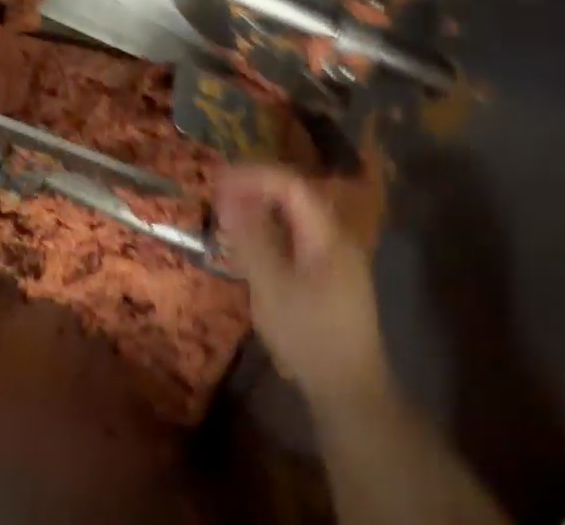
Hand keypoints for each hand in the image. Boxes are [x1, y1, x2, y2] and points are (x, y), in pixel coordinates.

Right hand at [214, 165, 390, 407]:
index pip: (291, 186)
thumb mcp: (272, 285)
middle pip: (294, 197)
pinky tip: (248, 246)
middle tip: (217, 196)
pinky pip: (295, 237)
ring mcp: (335, 259)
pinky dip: (269, 231)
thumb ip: (251, 237)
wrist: (348, 387)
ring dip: (260, 210)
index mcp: (328, 237)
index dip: (253, 177)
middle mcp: (337, 240)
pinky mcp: (328, 277)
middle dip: (254, 190)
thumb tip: (227, 196)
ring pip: (294, 218)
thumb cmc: (308, 334)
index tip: (217, 180)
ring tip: (226, 216)